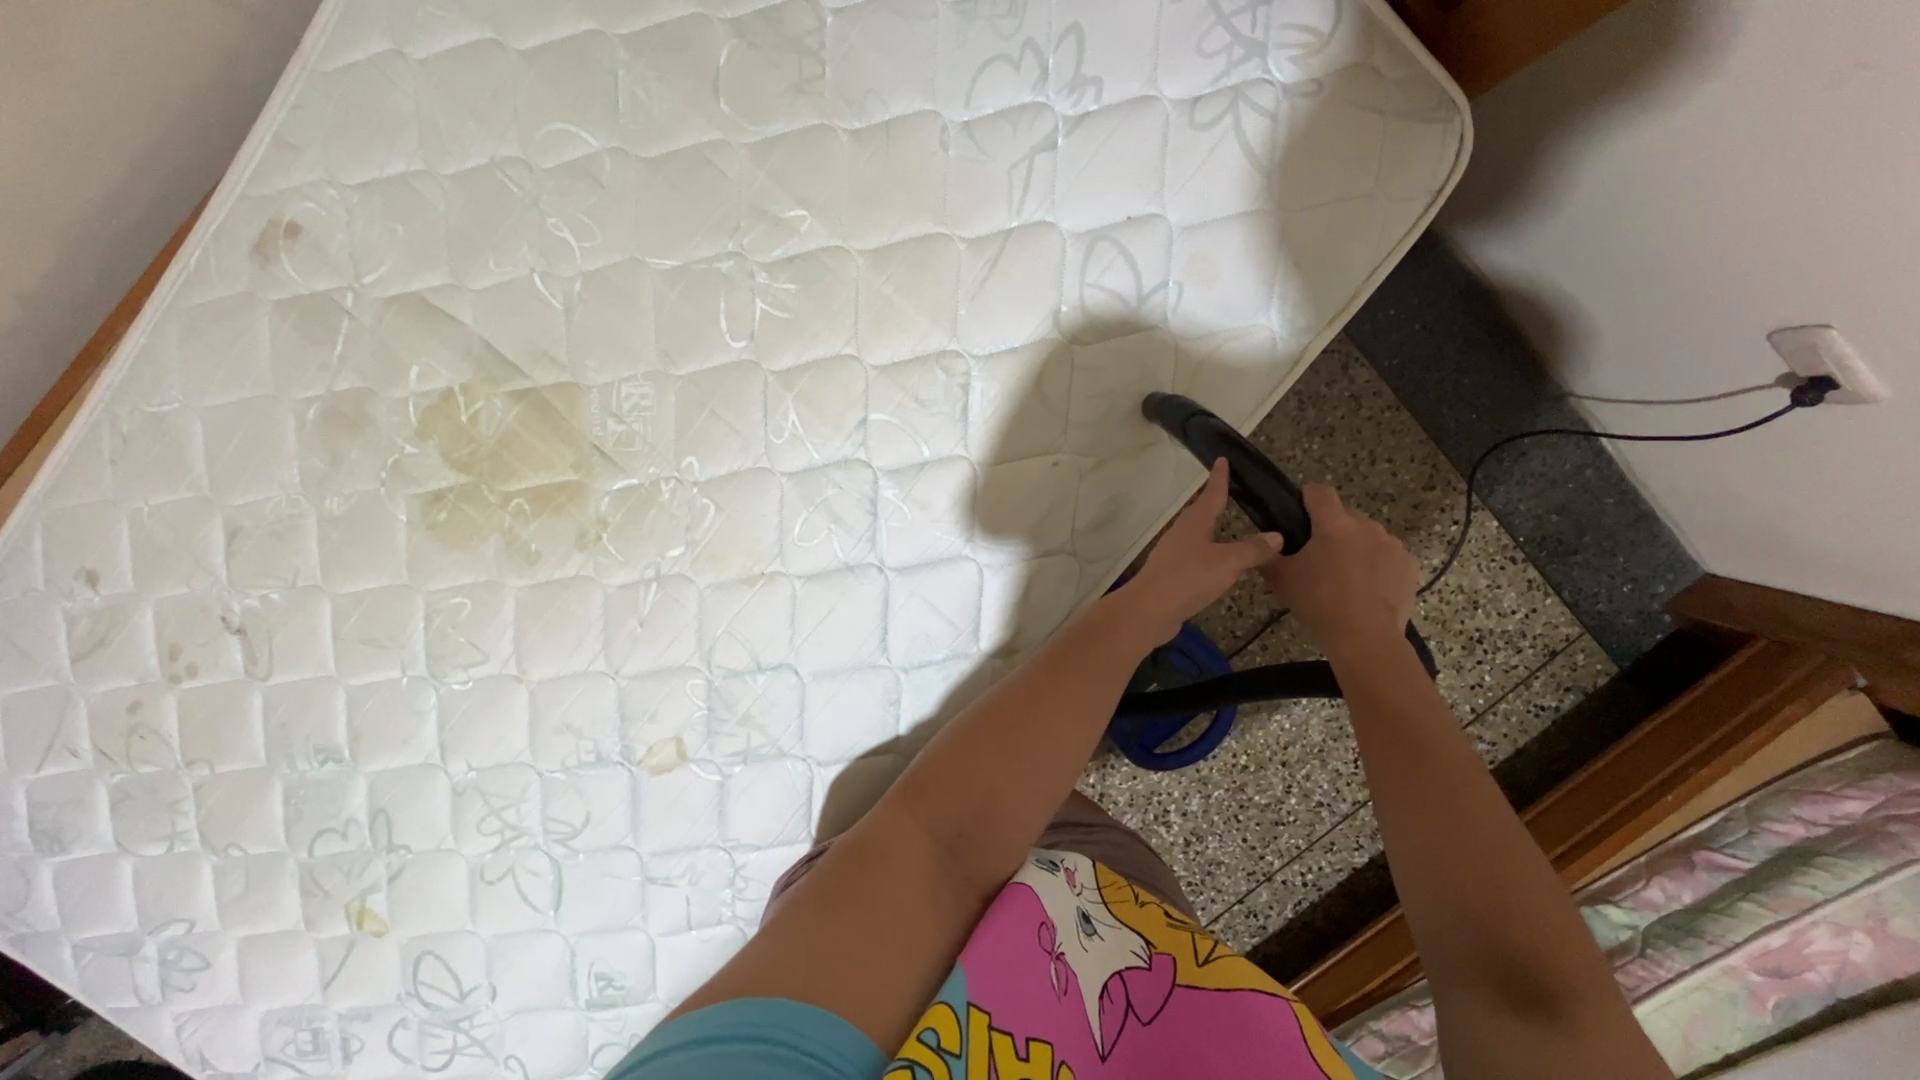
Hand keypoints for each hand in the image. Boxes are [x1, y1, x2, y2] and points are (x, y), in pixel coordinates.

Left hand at [1119, 459, 1284, 646]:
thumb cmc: (1188, 578)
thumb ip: (1252, 550)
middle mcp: (1180, 535)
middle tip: (1227, 495)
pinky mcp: (1170, 577)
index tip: (1222, 460)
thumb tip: (1277, 535)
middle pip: (1200, 514)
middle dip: (1213, 504)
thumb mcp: (1228, 562)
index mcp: (1194, 523)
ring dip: (1211, 534)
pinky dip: (1208, 560)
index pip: (1211, 495)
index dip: (1219, 478)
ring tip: (1226, 532)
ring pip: (1196, 539)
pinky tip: (1216, 570)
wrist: (1148, 611)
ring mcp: (1172, 556)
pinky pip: (1194, 561)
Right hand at [1259, 484, 1418, 658]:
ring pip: (1368, 536)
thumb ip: (1268, 557)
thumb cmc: (1319, 604)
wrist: (1365, 637)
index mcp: (1334, 525)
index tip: (1299, 514)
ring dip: (1356, 548)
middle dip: (1332, 531)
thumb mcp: (1281, 580)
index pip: (1319, 492)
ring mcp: (1392, 545)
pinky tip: (1368, 590)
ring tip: (1346, 578)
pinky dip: (1378, 566)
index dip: (1306, 497)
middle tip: (1319, 559)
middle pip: (1345, 516)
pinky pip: (1388, 557)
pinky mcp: (1409, 565)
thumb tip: (1263, 546)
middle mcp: (1366, 527)